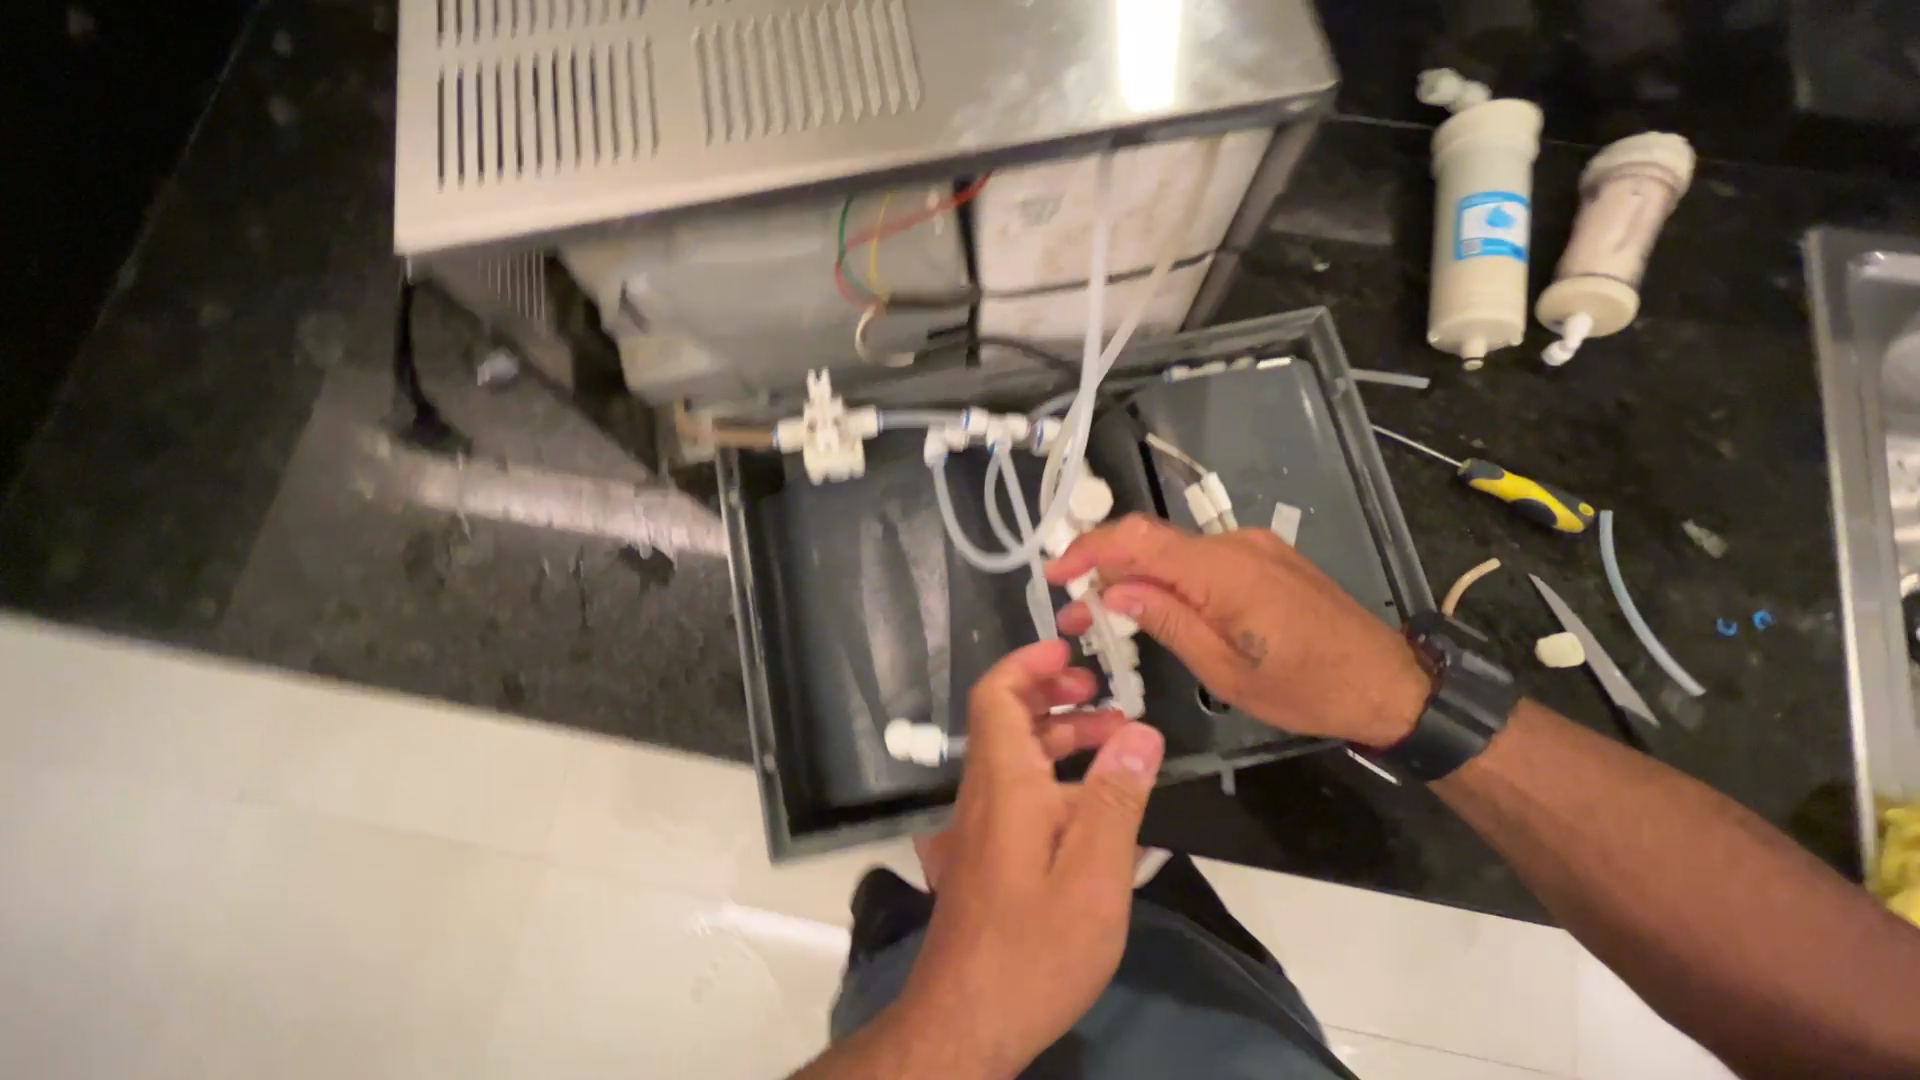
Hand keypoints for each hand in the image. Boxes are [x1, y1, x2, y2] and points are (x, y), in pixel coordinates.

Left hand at [894, 639, 1165, 1076]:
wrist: (967, 1021)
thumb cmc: (1033, 948)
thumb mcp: (1093, 875)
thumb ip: (1116, 799)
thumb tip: (1141, 732)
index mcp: (1003, 782)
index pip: (996, 695)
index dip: (1028, 663)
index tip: (1070, 649)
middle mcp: (985, 794)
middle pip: (1010, 722)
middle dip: (1058, 698)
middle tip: (1109, 698)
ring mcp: (983, 827)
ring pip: (1019, 761)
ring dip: (1064, 741)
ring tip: (1120, 744)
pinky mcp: (989, 857)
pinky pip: (1023, 798)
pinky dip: (1060, 785)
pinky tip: (1105, 812)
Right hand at [1048, 514, 1428, 748]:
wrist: (1389, 681)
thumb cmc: (1306, 688)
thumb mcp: (1226, 672)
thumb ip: (1168, 623)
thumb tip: (1114, 591)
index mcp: (1223, 571)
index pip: (1140, 539)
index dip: (1090, 548)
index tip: (1055, 575)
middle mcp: (1235, 544)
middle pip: (1152, 543)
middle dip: (1105, 573)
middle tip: (1077, 617)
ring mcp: (1253, 546)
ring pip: (1175, 553)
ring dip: (1137, 579)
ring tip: (1110, 619)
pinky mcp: (1265, 557)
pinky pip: (1203, 561)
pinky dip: (1171, 580)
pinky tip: (1158, 610)